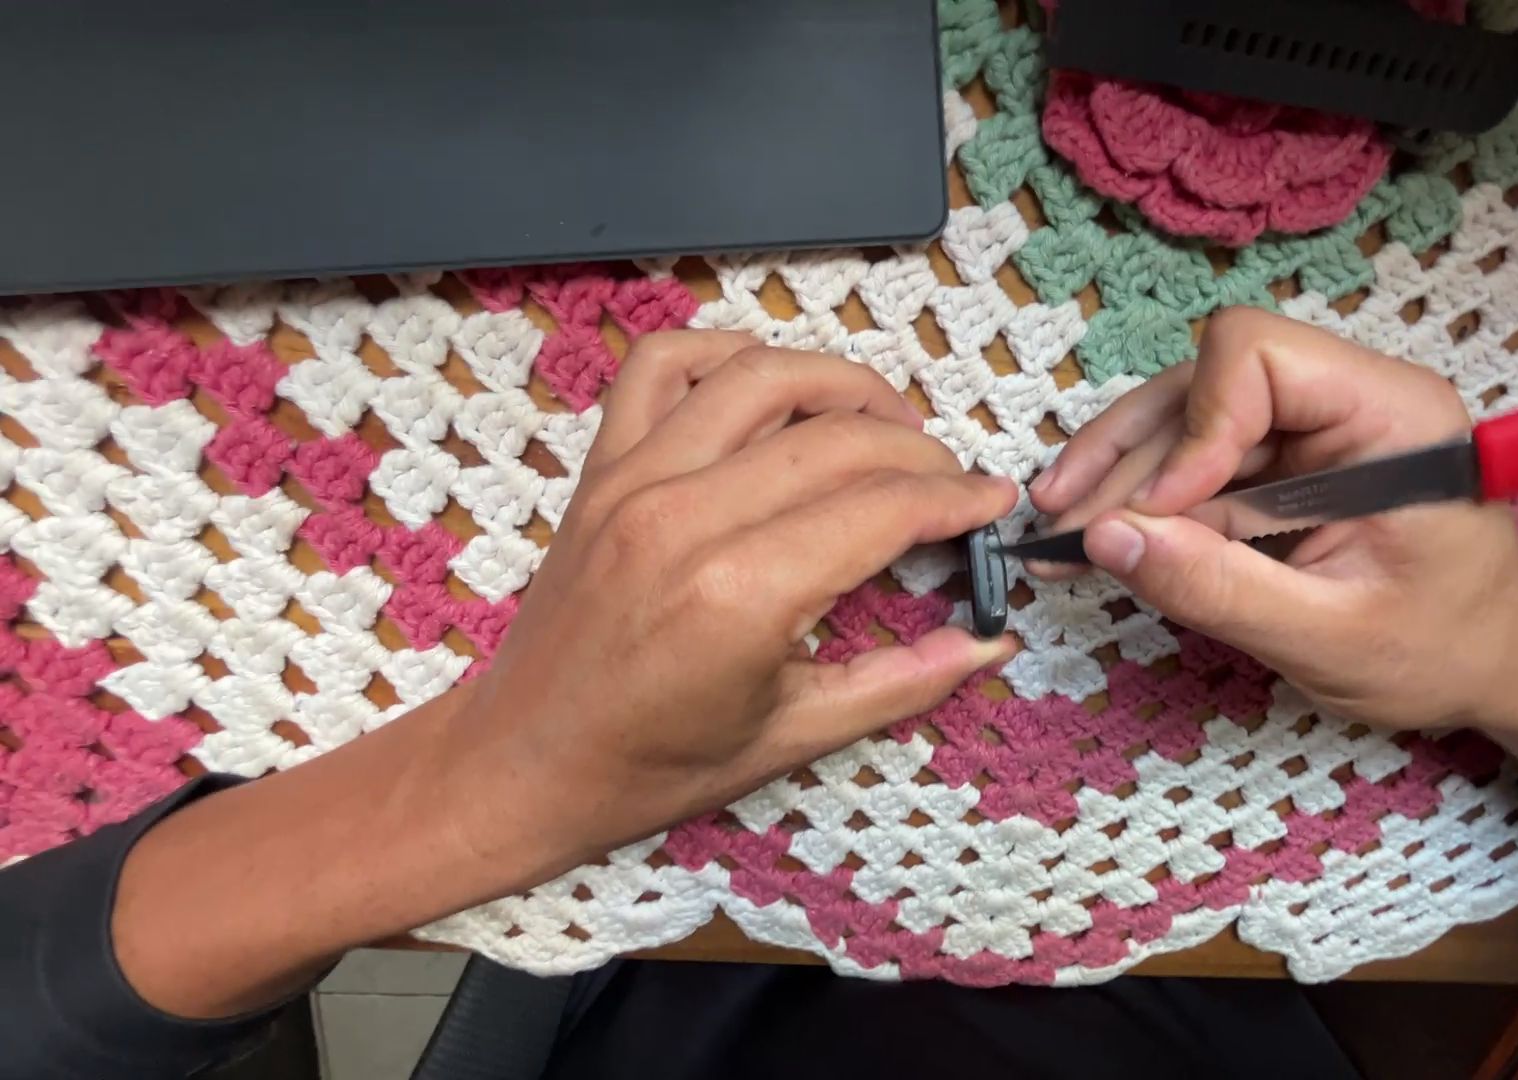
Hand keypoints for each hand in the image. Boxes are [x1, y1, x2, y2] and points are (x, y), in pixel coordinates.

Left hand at [452, 331, 1017, 866]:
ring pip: (765, 377)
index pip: (883, 509)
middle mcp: (687, 515)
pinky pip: (665, 367)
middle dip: (921, 451)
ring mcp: (635, 479)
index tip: (994, 501)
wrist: (519, 765)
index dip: (956, 499)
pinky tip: (774, 388)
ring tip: (888, 422)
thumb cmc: (656, 767)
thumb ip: (905, 680)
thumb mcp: (795, 736)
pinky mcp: (602, 468)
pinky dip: (730, 355)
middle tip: (952, 482)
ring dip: (846, 384)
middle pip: (840, 438)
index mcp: (742, 594)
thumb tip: (992, 644)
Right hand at [1031, 307, 1517, 731]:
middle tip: (1059, 538)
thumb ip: (1217, 588)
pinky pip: (1185, 465)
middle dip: (1123, 466)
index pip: (1257, 357)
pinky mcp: (1271, 465)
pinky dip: (1131, 502)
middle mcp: (1338, 400)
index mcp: (1387, 416)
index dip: (1190, 430)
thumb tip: (1102, 541)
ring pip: (1176, 423)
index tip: (1153, 516)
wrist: (1480, 670)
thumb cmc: (1437, 655)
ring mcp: (1300, 431)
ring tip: (1054, 538)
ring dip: (1110, 479)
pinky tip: (1089, 533)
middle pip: (1197, 390)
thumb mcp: (1328, 638)